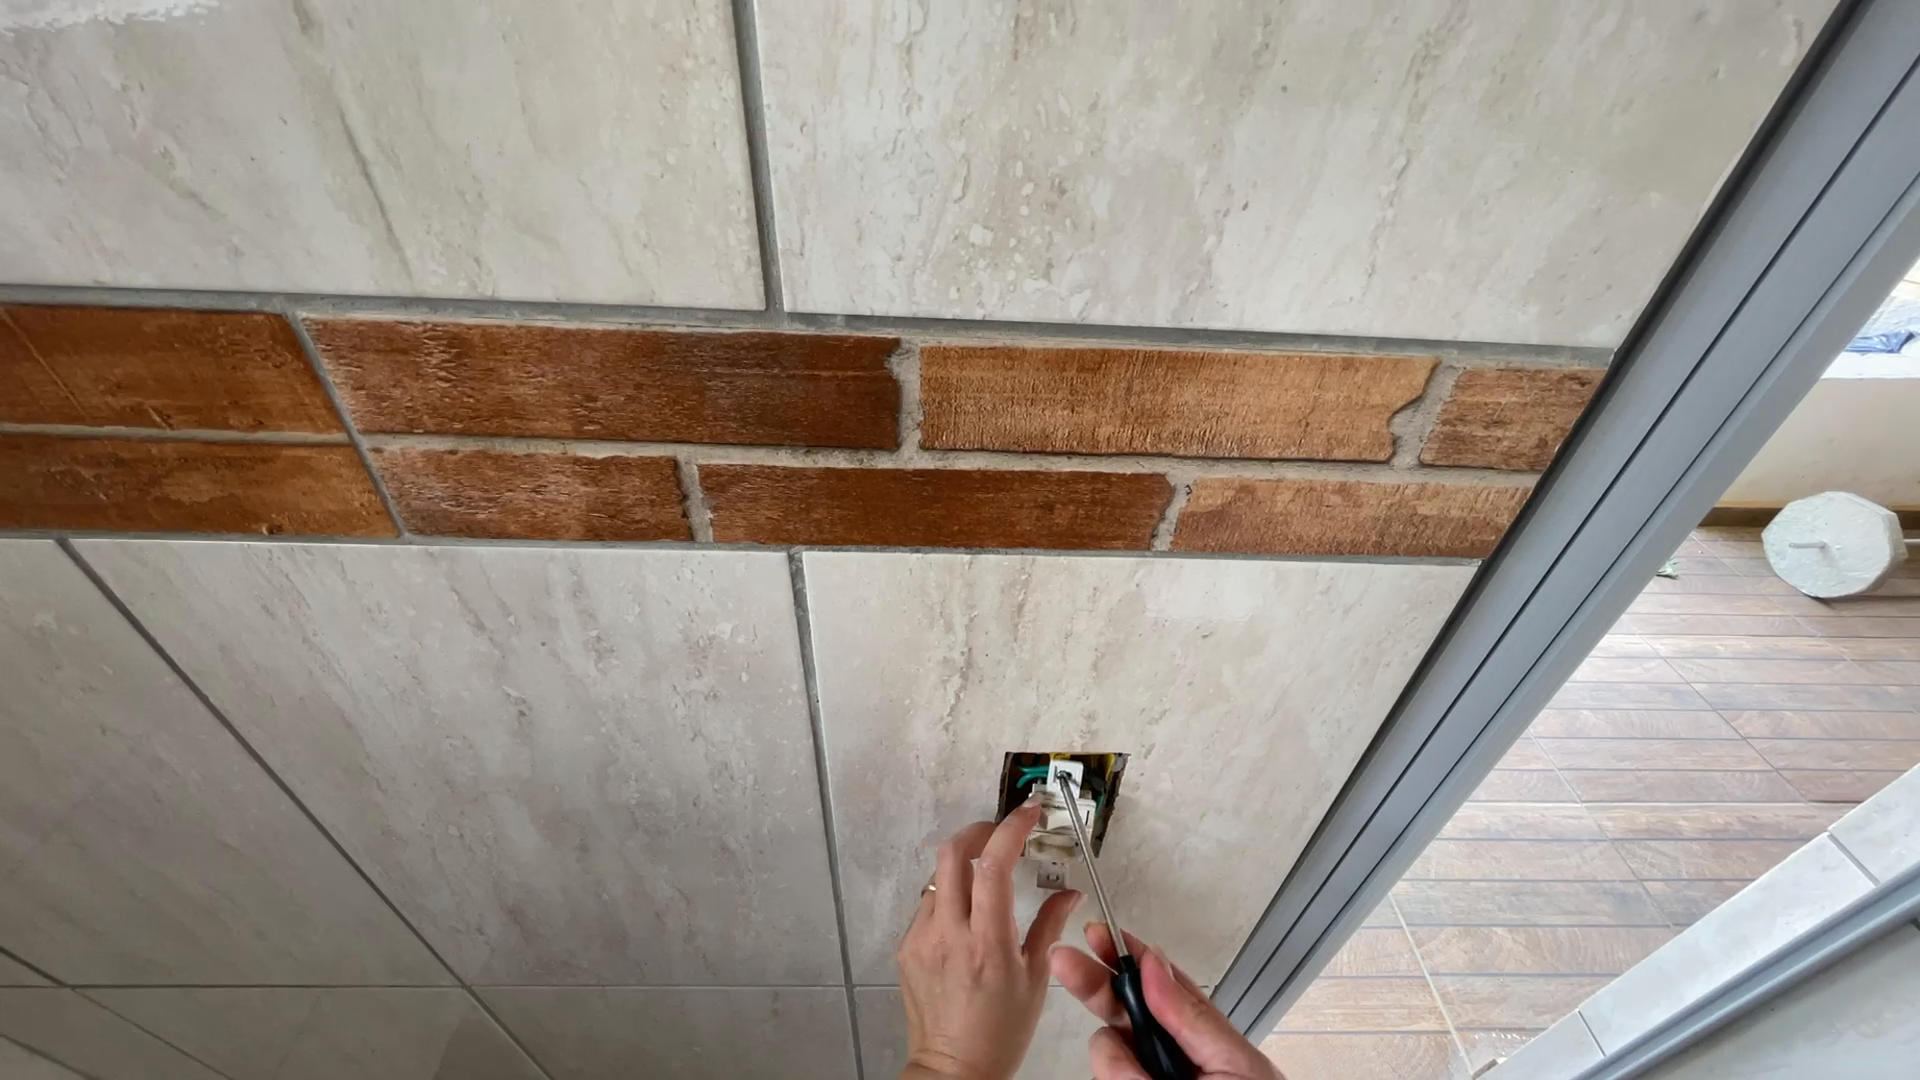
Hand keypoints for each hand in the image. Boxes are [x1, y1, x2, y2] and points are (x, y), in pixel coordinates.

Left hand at [897, 800, 1083, 1079]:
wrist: (952, 1071)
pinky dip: (948, 896)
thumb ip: (1050, 926)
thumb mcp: (1035, 979)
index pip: (993, 865)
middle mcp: (949, 934)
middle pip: (953, 852)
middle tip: (1000, 833)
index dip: (1011, 829)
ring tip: (983, 877)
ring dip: (963, 864)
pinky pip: (926, 903)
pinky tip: (963, 916)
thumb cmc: (1001, 1032)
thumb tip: (1070, 892)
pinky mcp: (906, 946)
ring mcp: (921, 938)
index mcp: (988, 943)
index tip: (1028, 812)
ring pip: (938, 875)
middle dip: (979, 830)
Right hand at [1051, 923, 1284, 1079]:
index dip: (1125, 952)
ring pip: (1105, 1050)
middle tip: (1065, 960)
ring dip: (1119, 1065)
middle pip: (1118, 1003)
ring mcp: (1141, 1075)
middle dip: (1092, 980)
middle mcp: (1164, 1051)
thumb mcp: (1234, 1065)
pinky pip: (1104, 1076)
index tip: (1098, 933)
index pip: (1155, 979)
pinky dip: (1119, 1078)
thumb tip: (1153, 960)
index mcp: (1195, 1030)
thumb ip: (1191, 1015)